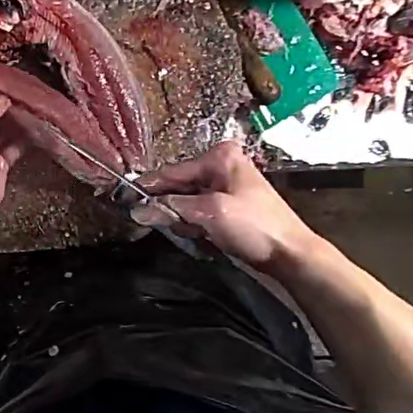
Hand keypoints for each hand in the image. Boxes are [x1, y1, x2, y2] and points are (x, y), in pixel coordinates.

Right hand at [133, 141, 318, 270]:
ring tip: (195, 233)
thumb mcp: (210, 213)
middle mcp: (222, 166)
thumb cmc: (256, 227)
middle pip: (178, 185)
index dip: (147, 187)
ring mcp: (225, 188)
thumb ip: (171, 208)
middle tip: (151, 221)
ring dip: (182, 219)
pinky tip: (201, 237)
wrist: (291, 255)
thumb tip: (137, 209)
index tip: (122, 197)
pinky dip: (193, 225)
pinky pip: (198, 213)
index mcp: (220, 157)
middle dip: (169, 207)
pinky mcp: (227, 208)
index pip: (172, 171)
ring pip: (186, 201)